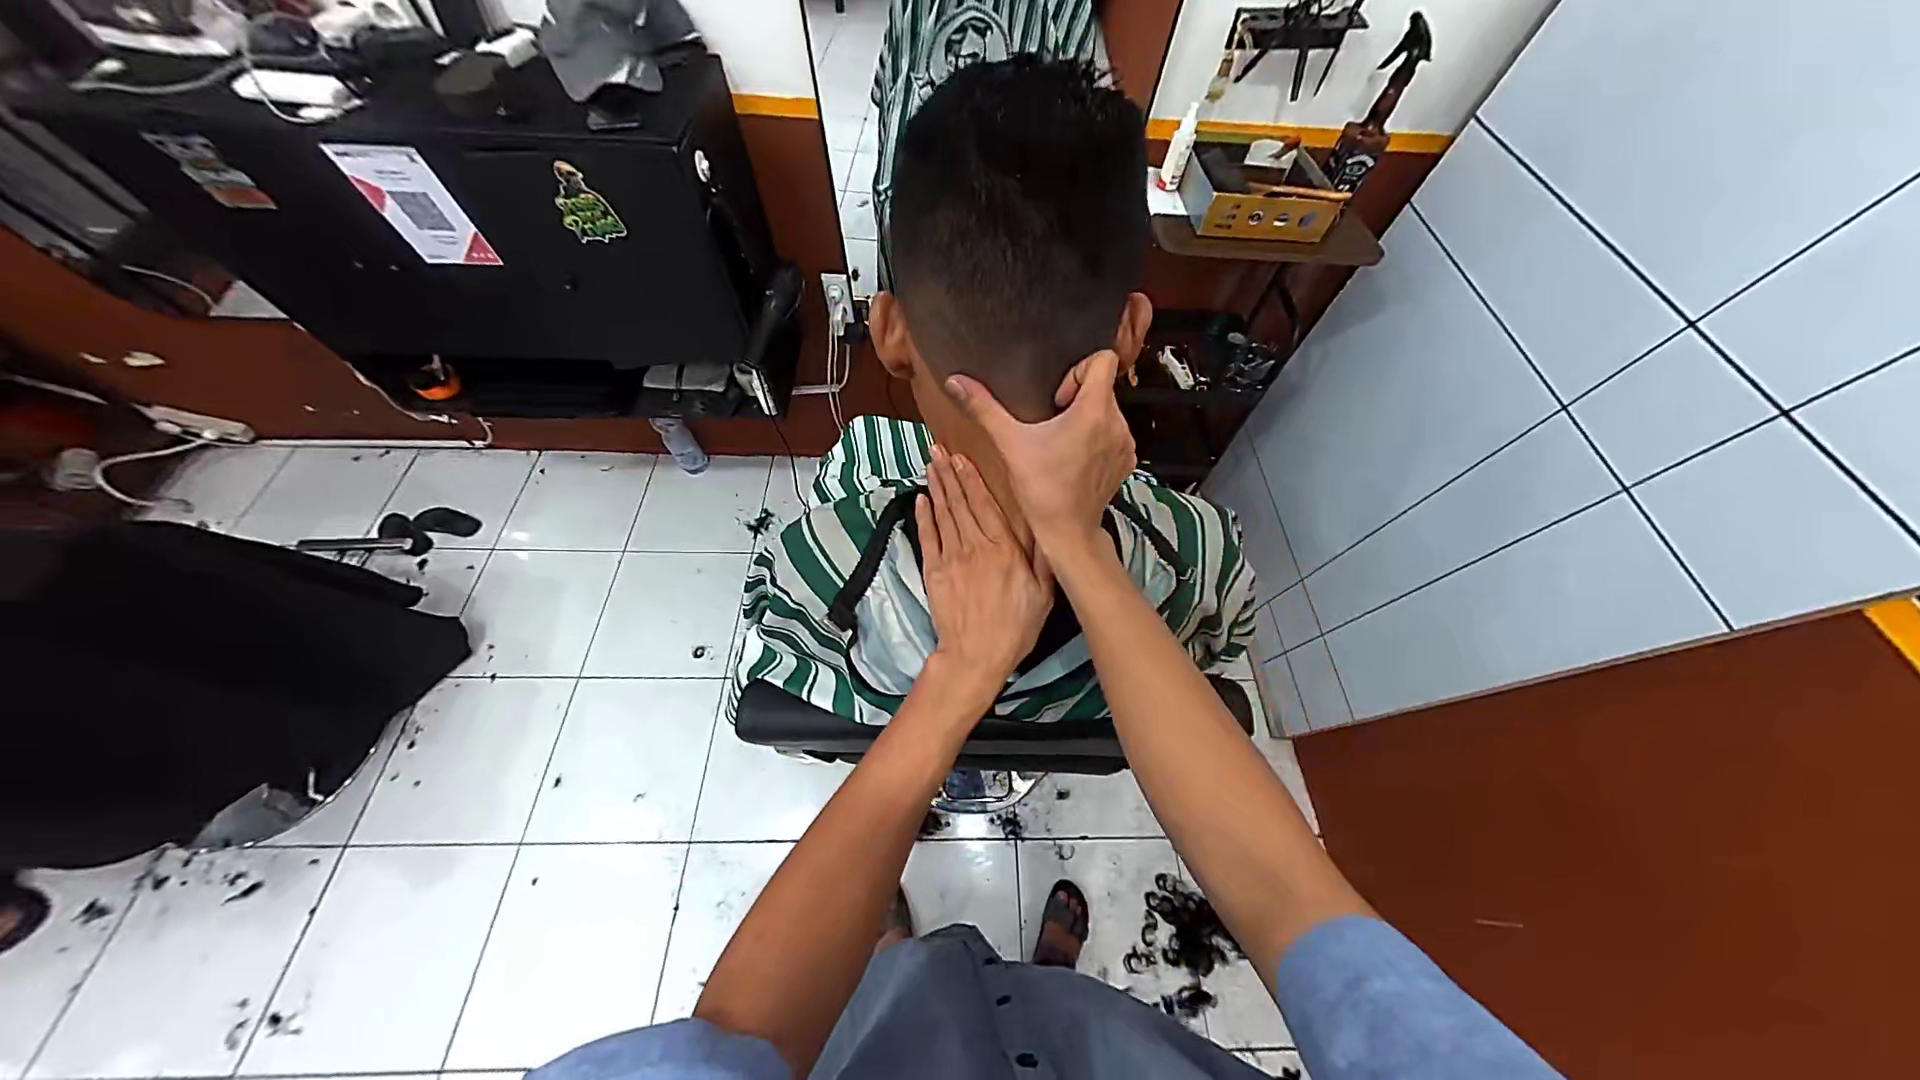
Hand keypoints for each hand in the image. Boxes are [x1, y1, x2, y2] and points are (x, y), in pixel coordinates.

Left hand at [915, 445, 1053, 704]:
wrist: (975, 655)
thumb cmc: (1015, 628)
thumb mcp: (1043, 594)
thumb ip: (1043, 557)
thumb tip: (1045, 524)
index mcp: (1004, 550)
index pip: (985, 505)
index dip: (973, 479)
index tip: (963, 457)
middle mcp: (975, 547)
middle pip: (960, 503)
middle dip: (950, 473)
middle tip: (939, 449)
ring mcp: (951, 558)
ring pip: (943, 514)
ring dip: (936, 487)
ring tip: (931, 464)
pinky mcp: (933, 572)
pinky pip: (927, 536)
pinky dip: (923, 515)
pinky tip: (921, 498)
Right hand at [943, 349, 1135, 557]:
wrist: (1067, 532)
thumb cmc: (1043, 490)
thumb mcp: (1010, 444)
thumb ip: (984, 408)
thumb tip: (956, 383)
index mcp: (1094, 411)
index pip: (1103, 360)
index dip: (1077, 370)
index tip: (1057, 396)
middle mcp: (1118, 424)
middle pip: (1102, 387)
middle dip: (1076, 397)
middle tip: (1052, 422)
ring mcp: (1125, 444)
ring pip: (1108, 411)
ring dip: (1087, 418)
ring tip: (1062, 441)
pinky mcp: (1125, 461)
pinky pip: (1114, 435)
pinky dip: (1097, 439)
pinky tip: (1074, 458)